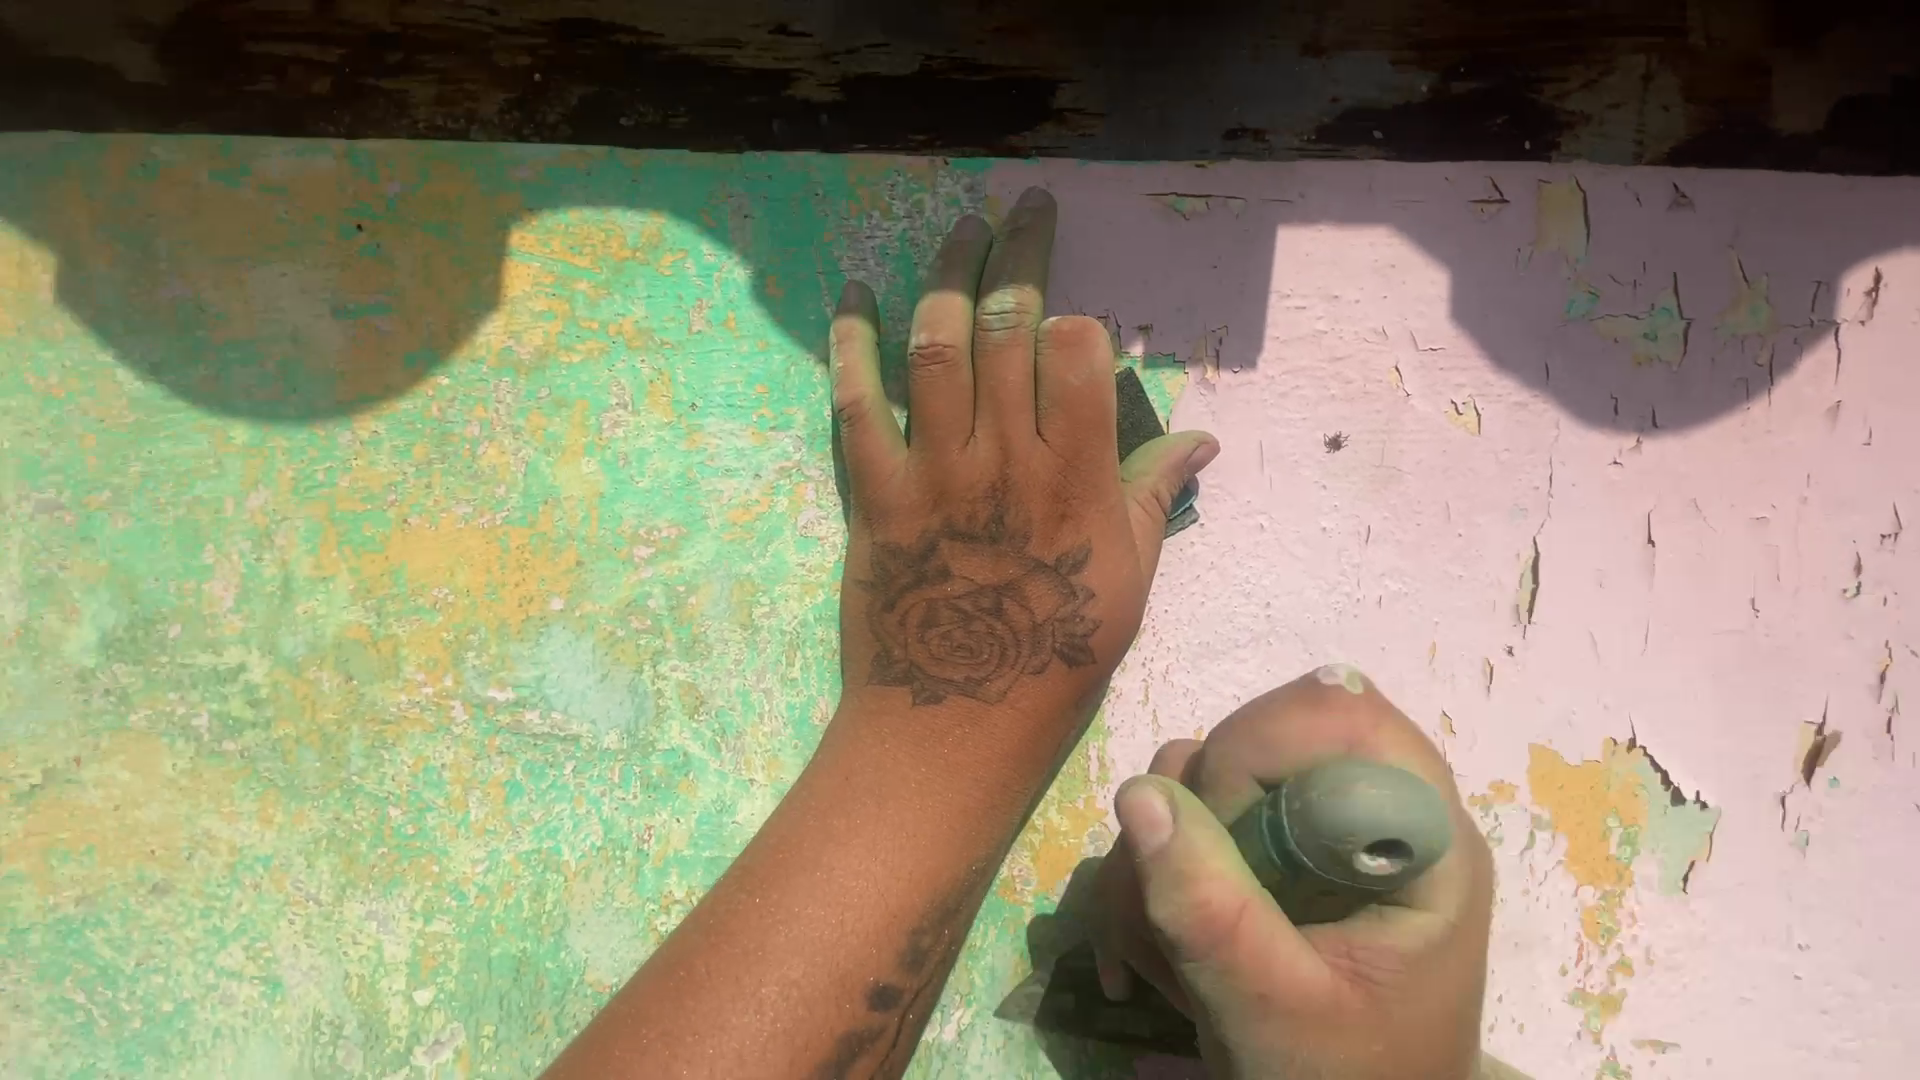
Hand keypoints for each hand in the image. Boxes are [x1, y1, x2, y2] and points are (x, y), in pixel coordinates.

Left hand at [830, 188, 1217, 738]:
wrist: (953, 724)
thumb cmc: (1053, 659)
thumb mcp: (1128, 586)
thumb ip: (1153, 498)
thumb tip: (1203, 439)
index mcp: (1080, 482)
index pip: (1081, 352)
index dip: (1075, 313)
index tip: (1070, 306)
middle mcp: (1008, 461)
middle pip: (1008, 326)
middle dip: (1017, 252)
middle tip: (1020, 208)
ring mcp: (935, 474)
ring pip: (936, 347)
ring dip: (945, 275)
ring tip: (958, 229)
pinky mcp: (875, 494)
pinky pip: (856, 405)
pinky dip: (849, 346)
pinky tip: (853, 298)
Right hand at [1089, 668, 1495, 1078]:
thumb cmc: (1342, 1077)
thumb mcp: (1273, 1011)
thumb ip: (1212, 913)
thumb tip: (1139, 792)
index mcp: (1419, 839)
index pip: (1343, 713)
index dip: (1264, 748)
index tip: (1223, 833)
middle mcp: (1363, 807)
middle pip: (1253, 732)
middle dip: (1196, 810)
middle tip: (1186, 902)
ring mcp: (1305, 819)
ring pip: (1201, 766)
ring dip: (1158, 851)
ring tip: (1166, 951)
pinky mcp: (1265, 838)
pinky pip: (1181, 805)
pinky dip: (1149, 864)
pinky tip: (1158, 940)